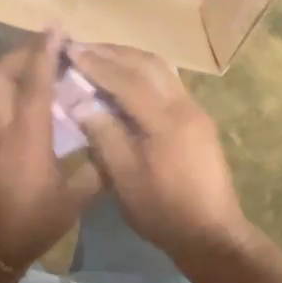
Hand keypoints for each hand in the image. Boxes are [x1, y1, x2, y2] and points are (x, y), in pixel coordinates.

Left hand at [0, 30, 101, 271]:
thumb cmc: (30, 224)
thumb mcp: (73, 202)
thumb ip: (95, 169)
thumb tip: (113, 144)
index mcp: (26, 136)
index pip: (36, 82)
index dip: (46, 52)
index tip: (56, 30)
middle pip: (1, 74)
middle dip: (21, 54)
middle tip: (42, 49)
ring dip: (1, 68)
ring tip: (21, 66)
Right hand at [68, 44, 253, 254]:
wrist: (212, 235)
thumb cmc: (163, 211)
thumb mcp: (124, 178)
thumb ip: (103, 134)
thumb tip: (79, 101)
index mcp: (166, 119)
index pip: (126, 79)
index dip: (96, 64)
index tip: (69, 50)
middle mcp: (185, 106)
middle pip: (148, 63)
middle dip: (113, 52)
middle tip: (81, 48)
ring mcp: (195, 111)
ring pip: (161, 70)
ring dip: (129, 59)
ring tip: (100, 58)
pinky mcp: (197, 121)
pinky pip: (167, 83)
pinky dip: (143, 73)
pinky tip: (124, 81)